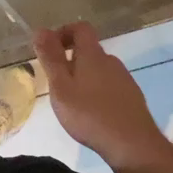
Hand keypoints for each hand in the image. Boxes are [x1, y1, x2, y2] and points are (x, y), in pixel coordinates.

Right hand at [34, 22, 172, 168]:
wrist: (132, 143)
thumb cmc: (89, 114)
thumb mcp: (61, 87)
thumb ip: (51, 58)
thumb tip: (40, 29)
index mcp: (93, 55)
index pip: (80, 28)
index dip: (63, 32)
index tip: (50, 50)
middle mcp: (111, 61)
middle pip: (89, 51)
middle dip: (71, 60)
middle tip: (56, 84)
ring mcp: (125, 79)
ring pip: (100, 70)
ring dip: (84, 78)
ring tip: (73, 103)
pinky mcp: (132, 97)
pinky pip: (110, 86)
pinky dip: (97, 92)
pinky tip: (92, 114)